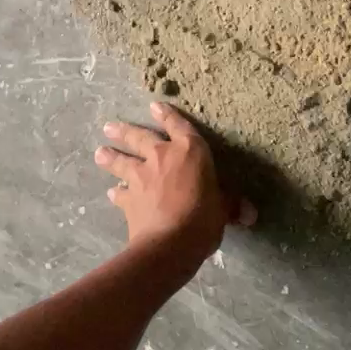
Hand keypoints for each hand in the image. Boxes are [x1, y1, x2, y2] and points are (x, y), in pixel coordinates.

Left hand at [95, 103, 255, 259]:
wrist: (170, 243)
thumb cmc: (204, 217)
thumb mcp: (224, 209)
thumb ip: (232, 206)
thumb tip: (251, 215)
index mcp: (190, 151)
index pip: (178, 125)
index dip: (167, 115)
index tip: (154, 106)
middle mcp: (162, 157)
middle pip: (140, 138)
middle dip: (125, 132)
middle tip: (109, 126)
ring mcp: (142, 177)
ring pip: (123, 161)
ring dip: (111, 156)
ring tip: (99, 152)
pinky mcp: (129, 199)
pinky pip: (121, 193)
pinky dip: (117, 192)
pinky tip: (112, 193)